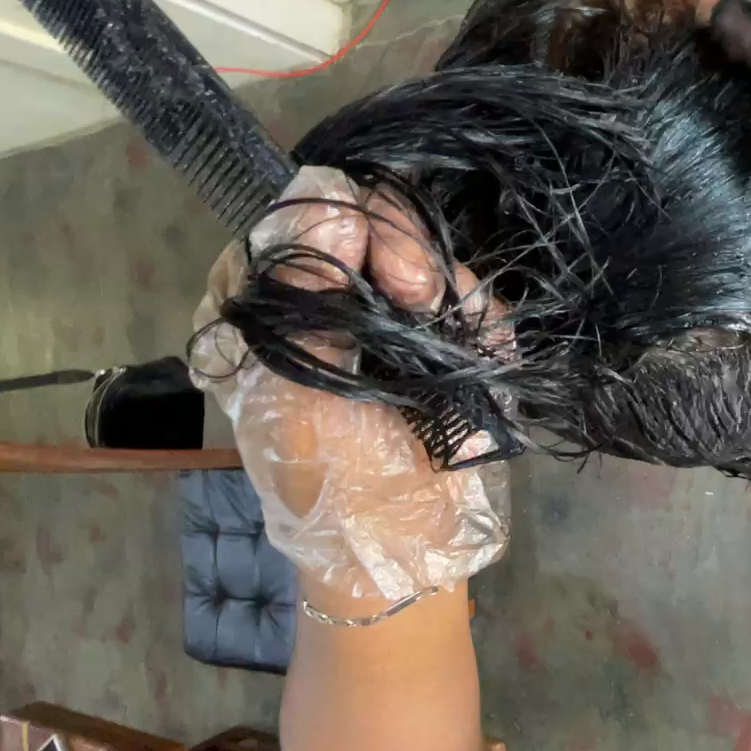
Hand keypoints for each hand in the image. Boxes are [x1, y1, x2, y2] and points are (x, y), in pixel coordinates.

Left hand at [192, 167, 507, 604]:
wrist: (406, 547)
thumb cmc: (332, 482)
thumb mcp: (292, 390)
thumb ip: (300, 296)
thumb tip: (332, 202)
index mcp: (265, 315)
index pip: (290, 224)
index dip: (329, 223)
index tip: (361, 250)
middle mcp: (330, 310)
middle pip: (369, 231)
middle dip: (400, 250)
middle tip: (419, 292)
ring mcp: (394, 328)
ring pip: (429, 262)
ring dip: (449, 290)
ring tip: (453, 334)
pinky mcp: (447, 350)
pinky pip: (473, 305)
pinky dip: (484, 322)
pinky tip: (484, 349)